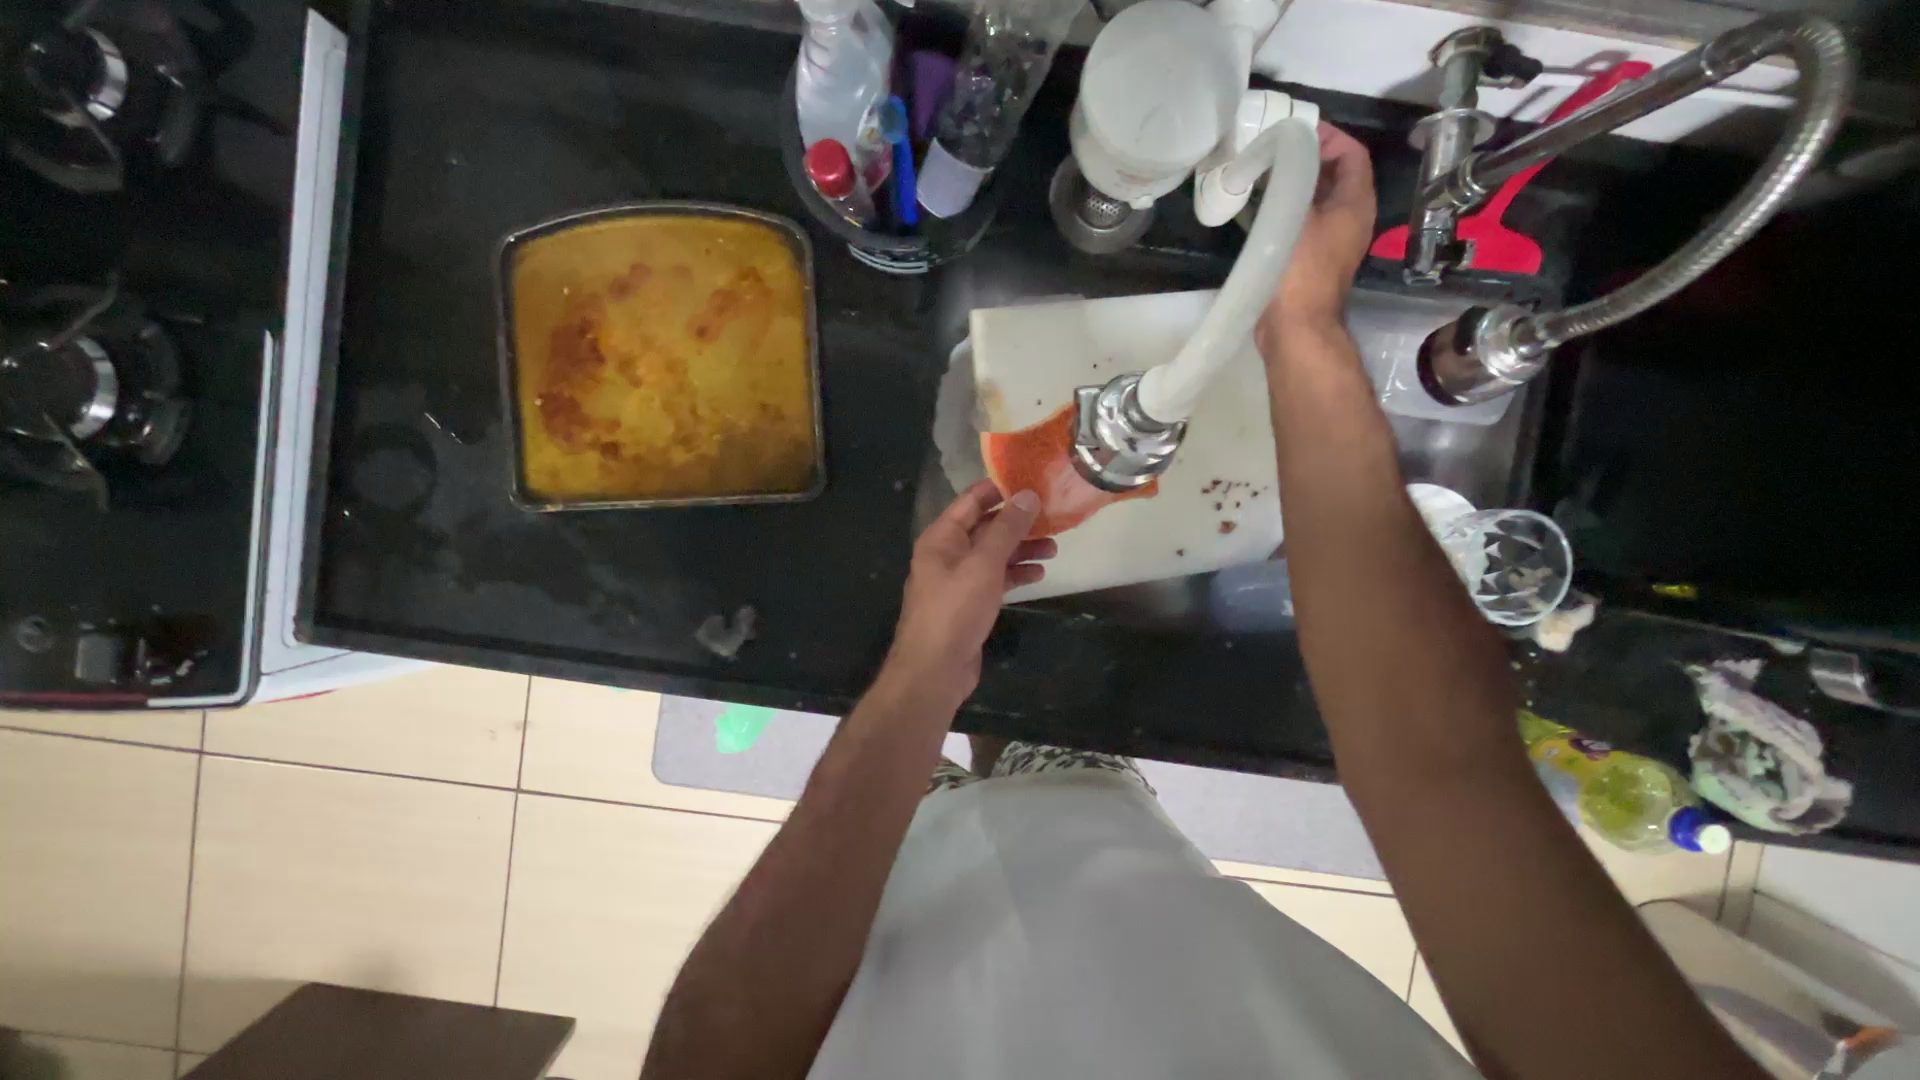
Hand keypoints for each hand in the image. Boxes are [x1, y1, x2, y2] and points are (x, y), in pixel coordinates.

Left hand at [880, 480, 1055, 708]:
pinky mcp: (968, 604)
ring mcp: (957, 580)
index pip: (971, 501)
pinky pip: (994, 579)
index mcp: (941, 538)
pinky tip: (1039, 574)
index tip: (1033, 481)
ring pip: (992, 555)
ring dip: (1021, 549)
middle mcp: (946, 554)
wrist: (935, 669)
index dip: (1000, 489)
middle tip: (1052, 518)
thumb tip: (1028, 495)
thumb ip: (1007, 529)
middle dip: (1017, 523)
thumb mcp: (984, 564)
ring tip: (1054, 548)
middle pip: (985, 528)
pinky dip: (1015, 574)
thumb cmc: (955, 609)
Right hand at [1259, 121, 1376, 347]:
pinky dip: (1284, 209)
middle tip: (1275, 147)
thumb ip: (1292, 179)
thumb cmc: (1300, 270)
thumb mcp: (1297, 215)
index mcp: (1356, 204)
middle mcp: (1349, 219)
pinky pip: (1301, 222)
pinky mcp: (1309, 259)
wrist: (1295, 327)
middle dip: (1308, 158)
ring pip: (1315, 200)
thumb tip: (1282, 153)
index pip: (1353, 154)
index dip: (1330, 136)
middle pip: (1334, 175)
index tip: (1298, 129)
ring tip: (1263, 172)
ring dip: (1292, 184)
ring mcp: (1330, 242)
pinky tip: (1258, 207)